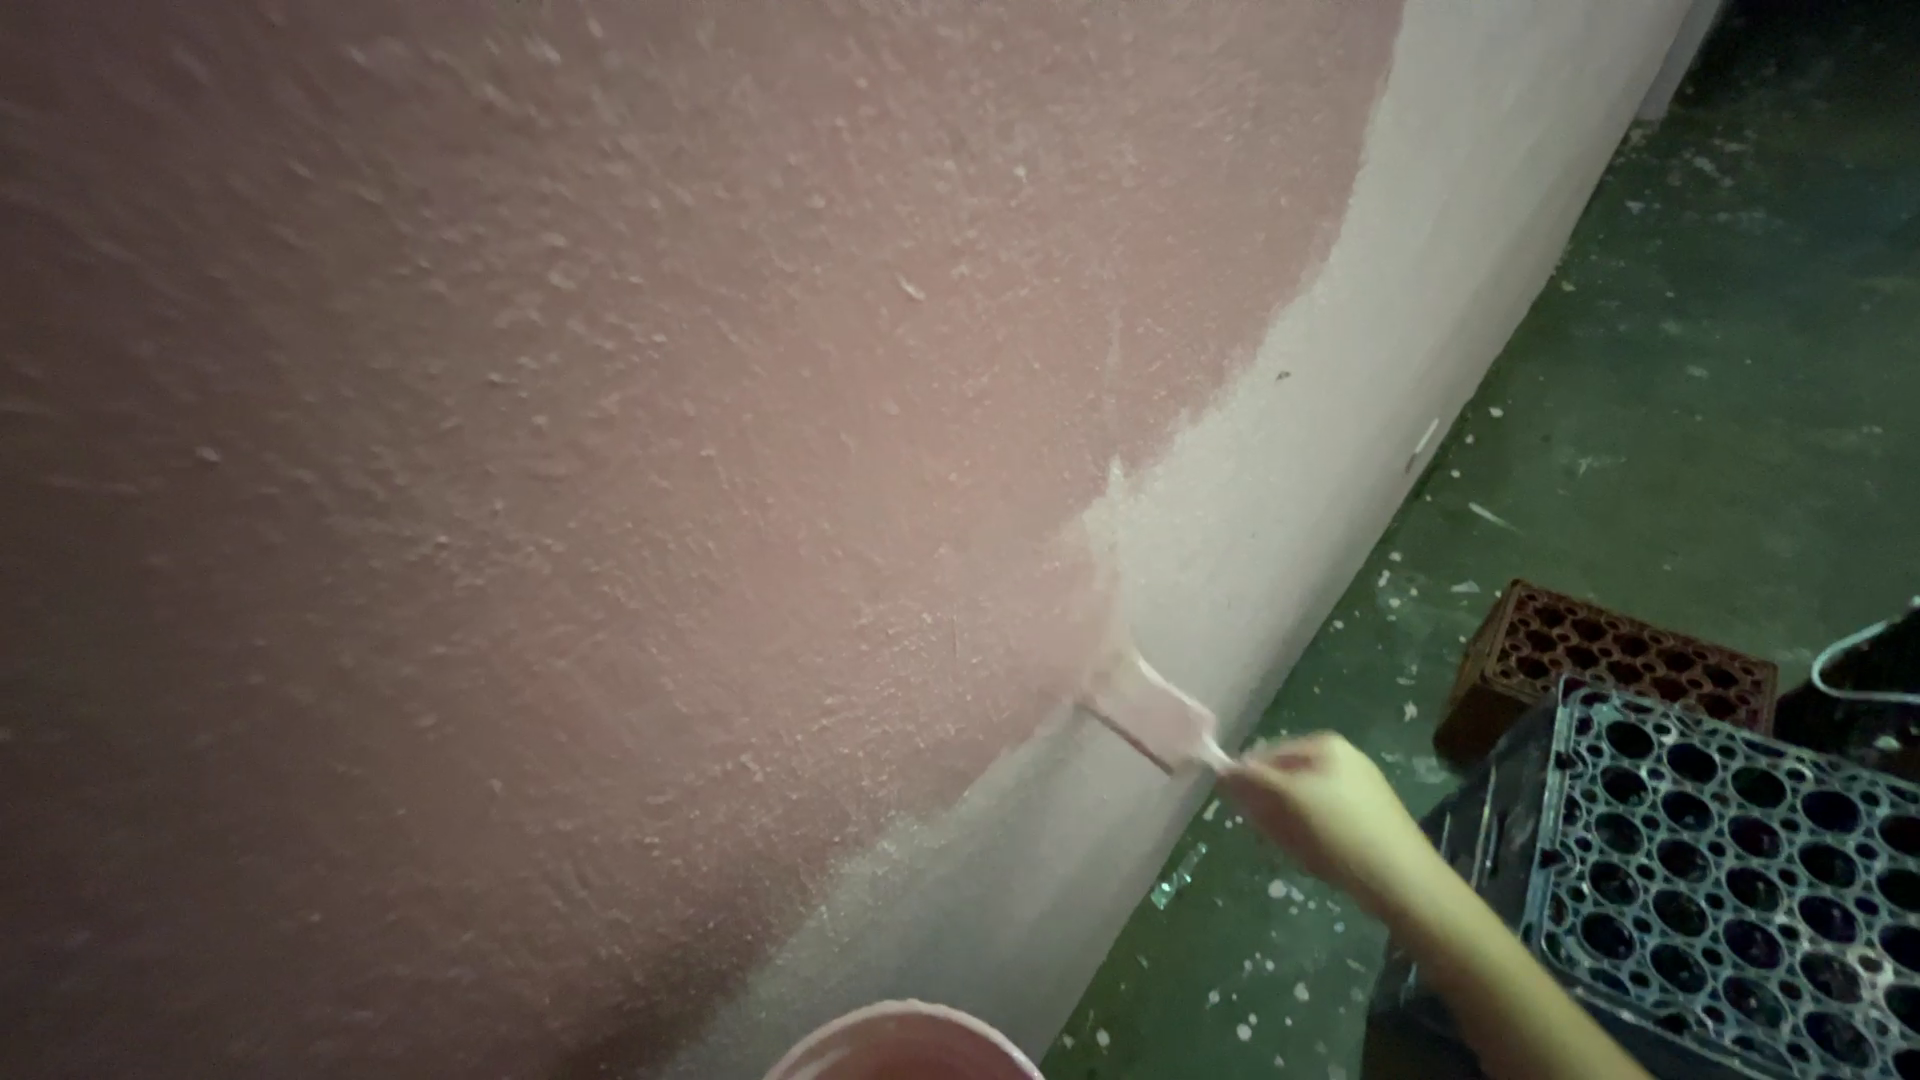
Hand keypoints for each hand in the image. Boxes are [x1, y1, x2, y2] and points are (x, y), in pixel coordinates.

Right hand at [1218, 732, 1442, 916]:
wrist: (1404, 882)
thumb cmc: (1339, 831)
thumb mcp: (1286, 800)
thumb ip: (1249, 780)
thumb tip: (1219, 770)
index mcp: (1324, 744)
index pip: (1265, 755)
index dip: (1250, 783)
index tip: (1248, 814)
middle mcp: (1342, 759)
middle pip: (1283, 779)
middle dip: (1271, 808)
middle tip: (1275, 835)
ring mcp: (1358, 789)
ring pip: (1300, 804)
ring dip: (1289, 826)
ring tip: (1300, 851)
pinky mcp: (1368, 819)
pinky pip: (1322, 821)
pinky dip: (1312, 838)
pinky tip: (1320, 859)